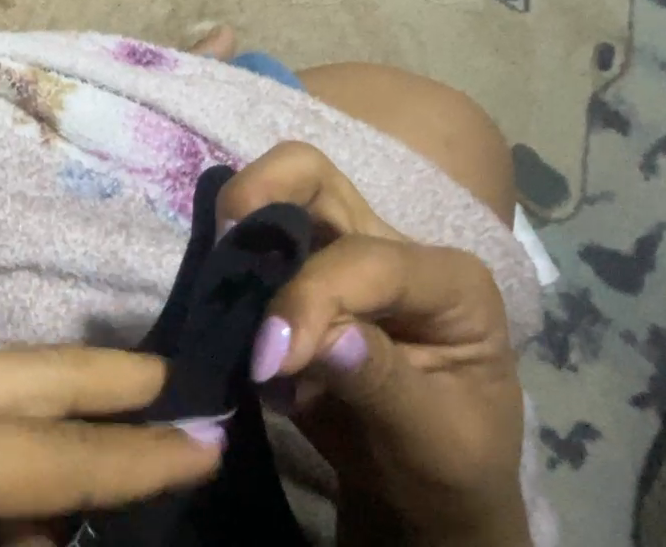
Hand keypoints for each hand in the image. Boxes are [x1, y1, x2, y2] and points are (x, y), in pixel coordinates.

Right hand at [218, 144, 531, 546]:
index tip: (270, 359)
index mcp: (450, 284)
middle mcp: (393, 247)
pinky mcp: (297, 270)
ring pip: (284, 188)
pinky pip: (256, 237)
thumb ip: (382, 383)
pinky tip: (216, 289)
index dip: (312, 299)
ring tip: (216, 260)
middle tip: (227, 232)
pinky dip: (229, 252)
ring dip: (242, 211)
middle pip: (320, 178)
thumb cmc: (448, 461)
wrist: (419, 486)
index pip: (367, 263)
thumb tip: (322, 337)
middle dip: (266, 186)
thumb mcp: (436, 441)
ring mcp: (340, 251)